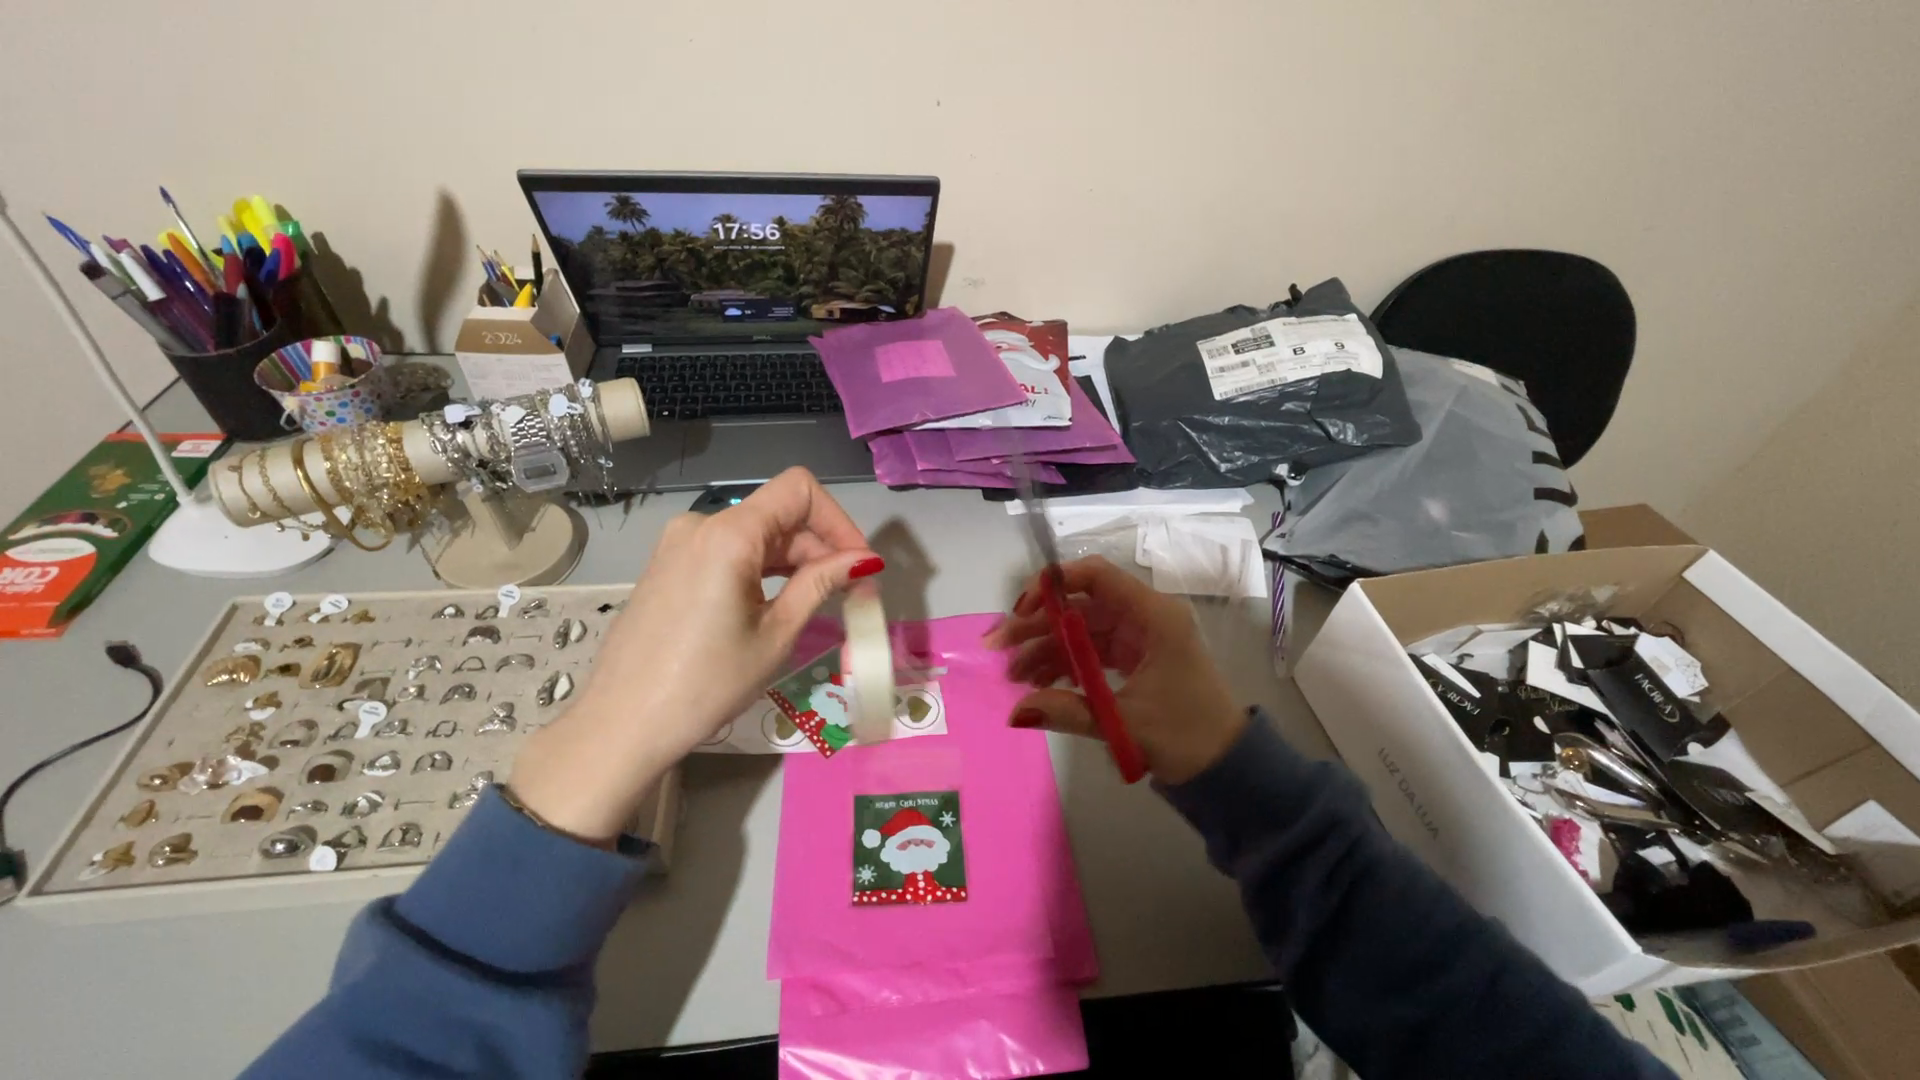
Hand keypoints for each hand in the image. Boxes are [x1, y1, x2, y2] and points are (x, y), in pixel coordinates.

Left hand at [510, 467, 881, 841]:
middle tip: (852, 592)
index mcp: (728, 534)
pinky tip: (777, 603)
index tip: (860, 563)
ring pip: (755, 533)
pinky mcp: (670, 565)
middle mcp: (700, 524)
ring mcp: (679, 544)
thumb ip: (820, 584)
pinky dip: (762, 568)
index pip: (799, 490)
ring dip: (794, 559)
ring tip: (820, 602)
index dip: (838, 520)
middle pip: (778, 513)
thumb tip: (864, 560)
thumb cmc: (707, 684)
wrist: (624, 724)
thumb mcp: (775, 635)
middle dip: (821, 546)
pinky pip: (729, 551)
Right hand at [984, 556, 1245, 783]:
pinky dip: (1068, 663)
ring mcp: (1143, 637)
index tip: (1020, 609)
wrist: (1227, 768)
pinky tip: (1040, 683)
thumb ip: (1066, 711)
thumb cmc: (1184, 736)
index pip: (1097, 577)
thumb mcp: (1121, 722)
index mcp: (1155, 616)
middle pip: (1083, 606)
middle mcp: (1148, 617)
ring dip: (1048, 648)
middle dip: (1039, 625)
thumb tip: (1015, 713)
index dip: (1054, 585)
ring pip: (1084, 630)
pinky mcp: (1138, 657)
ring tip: (1016, 677)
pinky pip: (1095, 650)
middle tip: (1000, 648)